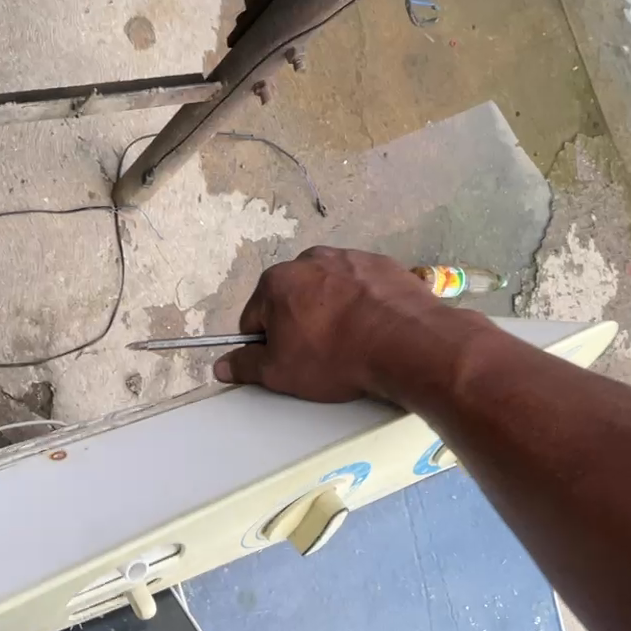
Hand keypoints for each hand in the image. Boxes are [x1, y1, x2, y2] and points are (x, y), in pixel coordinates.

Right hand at [211, 247, 453, 402]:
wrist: (407, 343)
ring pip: (325, 291)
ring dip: (327, 313)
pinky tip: (369, 330)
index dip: (264, 345)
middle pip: (289, 299)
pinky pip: (359, 287)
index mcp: (276, 282)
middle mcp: (309, 260)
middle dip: (297, 325)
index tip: (283, 360)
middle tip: (315, 355)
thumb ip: (245, 366)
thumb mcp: (279, 372)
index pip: (254, 319)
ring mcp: (348, 258)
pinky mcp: (382, 264)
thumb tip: (223, 365)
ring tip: (345, 344)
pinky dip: (359, 305)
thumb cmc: (335, 356)